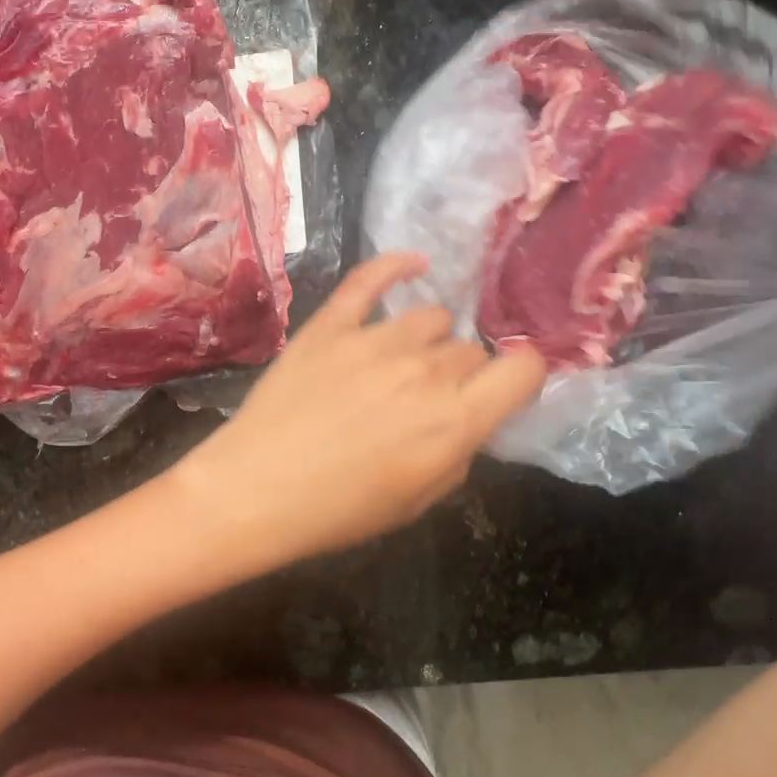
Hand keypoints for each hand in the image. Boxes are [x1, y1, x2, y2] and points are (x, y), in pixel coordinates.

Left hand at [168, 253, 545, 567]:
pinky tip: (412, 265)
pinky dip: (395, 268)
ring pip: (429, 317)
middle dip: (459, 374)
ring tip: (400, 364)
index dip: (519, 378)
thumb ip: (456, 453)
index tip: (500, 390)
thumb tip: (466, 421)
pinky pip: (370, 280)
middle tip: (425, 401)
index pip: (523, 369)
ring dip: (425, 340)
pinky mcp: (327, 327)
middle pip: (469, 349)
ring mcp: (373, 341)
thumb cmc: (336, 511)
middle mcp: (424, 371)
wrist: (253, 491)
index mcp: (455, 420)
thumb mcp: (416, 502)